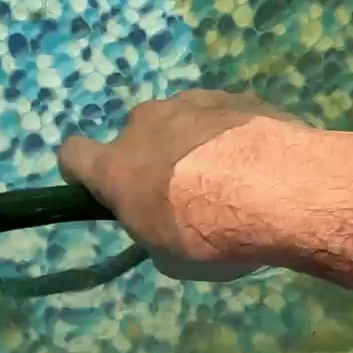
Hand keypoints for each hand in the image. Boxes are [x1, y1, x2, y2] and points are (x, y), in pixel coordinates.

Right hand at [59, 90, 312, 279]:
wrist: (279, 190)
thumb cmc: (209, 235)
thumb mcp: (169, 257)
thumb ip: (154, 231)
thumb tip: (163, 223)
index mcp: (116, 168)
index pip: (73, 156)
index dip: (83, 170)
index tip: (101, 187)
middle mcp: (145, 125)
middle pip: (134, 135)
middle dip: (151, 157)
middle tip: (181, 191)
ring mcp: (190, 102)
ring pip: (178, 120)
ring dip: (190, 142)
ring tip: (229, 176)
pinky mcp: (235, 95)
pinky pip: (221, 115)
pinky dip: (230, 134)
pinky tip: (258, 161)